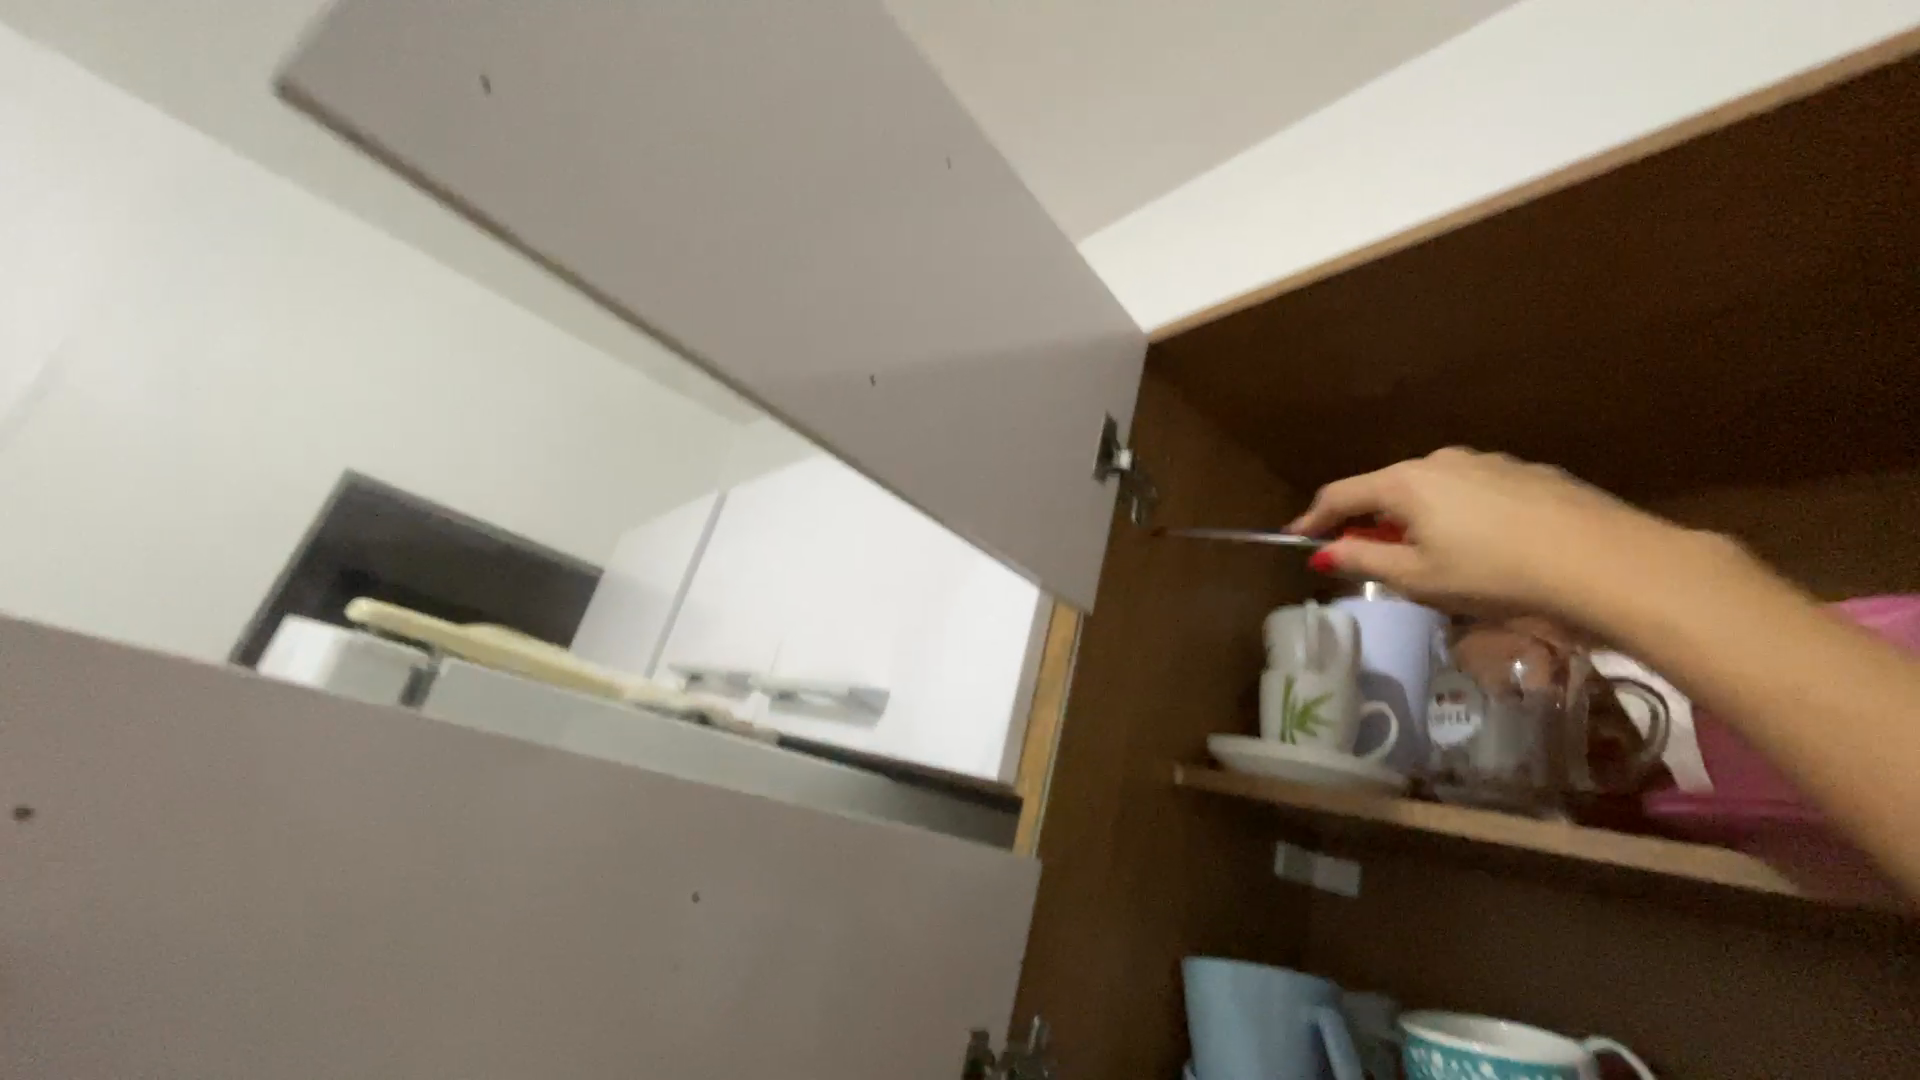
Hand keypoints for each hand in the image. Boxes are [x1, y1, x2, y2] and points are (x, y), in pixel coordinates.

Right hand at [1288, 448, 1705, 621]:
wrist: (1608, 562)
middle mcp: (1441, 461)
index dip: (1313, 518)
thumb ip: (1361, 561)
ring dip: (1417, 518)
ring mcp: (1489, 462)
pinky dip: (1460, 515)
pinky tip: (1485, 547)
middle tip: (1367, 556)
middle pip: (1387, 489)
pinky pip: (1474, 492)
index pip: (1340, 495)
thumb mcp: (1417, 578)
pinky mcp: (1529, 473)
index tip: (1296, 538)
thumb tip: (1322, 553)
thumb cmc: (1494, 574)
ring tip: (1432, 556)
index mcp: (1405, 483)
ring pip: (1433, 490)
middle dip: (1369, 521)